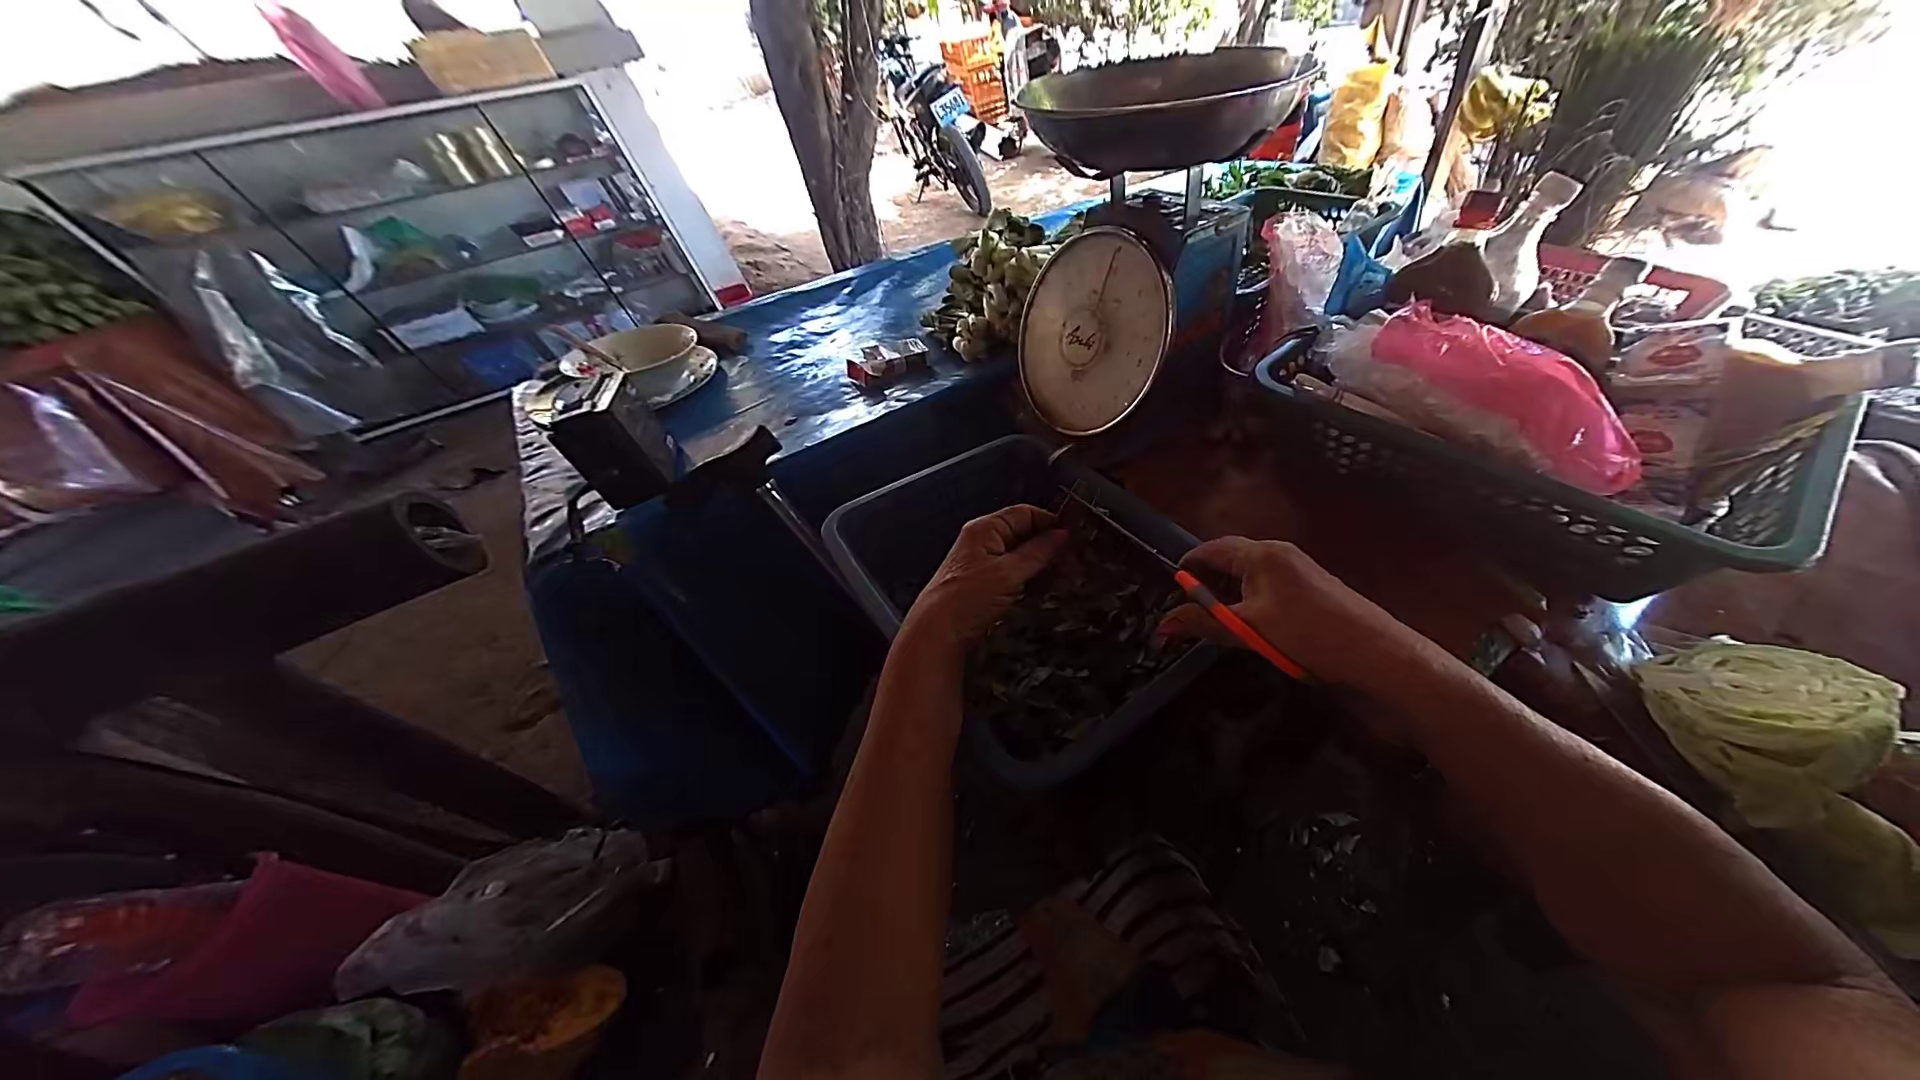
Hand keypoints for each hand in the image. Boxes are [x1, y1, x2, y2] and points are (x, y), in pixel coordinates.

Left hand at [903, 505, 1066, 647]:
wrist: (938, 632)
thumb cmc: (965, 599)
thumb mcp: (1009, 573)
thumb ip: (1038, 552)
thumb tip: (1062, 535)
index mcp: (985, 529)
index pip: (1025, 513)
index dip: (1050, 522)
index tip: (1072, 538)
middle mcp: (982, 541)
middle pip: (1024, 534)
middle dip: (1048, 547)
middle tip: (1072, 562)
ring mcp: (983, 563)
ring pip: (1021, 556)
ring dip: (1041, 566)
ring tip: (1062, 578)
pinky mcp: (984, 584)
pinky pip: (1013, 575)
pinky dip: (1029, 580)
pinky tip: (1042, 591)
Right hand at [1156, 537, 1435, 690]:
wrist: (1380, 657)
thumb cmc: (1308, 634)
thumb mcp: (1249, 630)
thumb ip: (1204, 623)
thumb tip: (1162, 625)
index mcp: (1262, 554)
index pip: (1210, 549)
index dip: (1187, 568)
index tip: (1169, 591)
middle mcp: (1279, 554)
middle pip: (1230, 561)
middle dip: (1206, 583)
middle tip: (1188, 611)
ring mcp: (1299, 572)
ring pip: (1249, 577)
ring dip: (1229, 596)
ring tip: (1215, 622)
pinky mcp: (1312, 592)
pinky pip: (1268, 590)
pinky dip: (1250, 604)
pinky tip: (1251, 627)